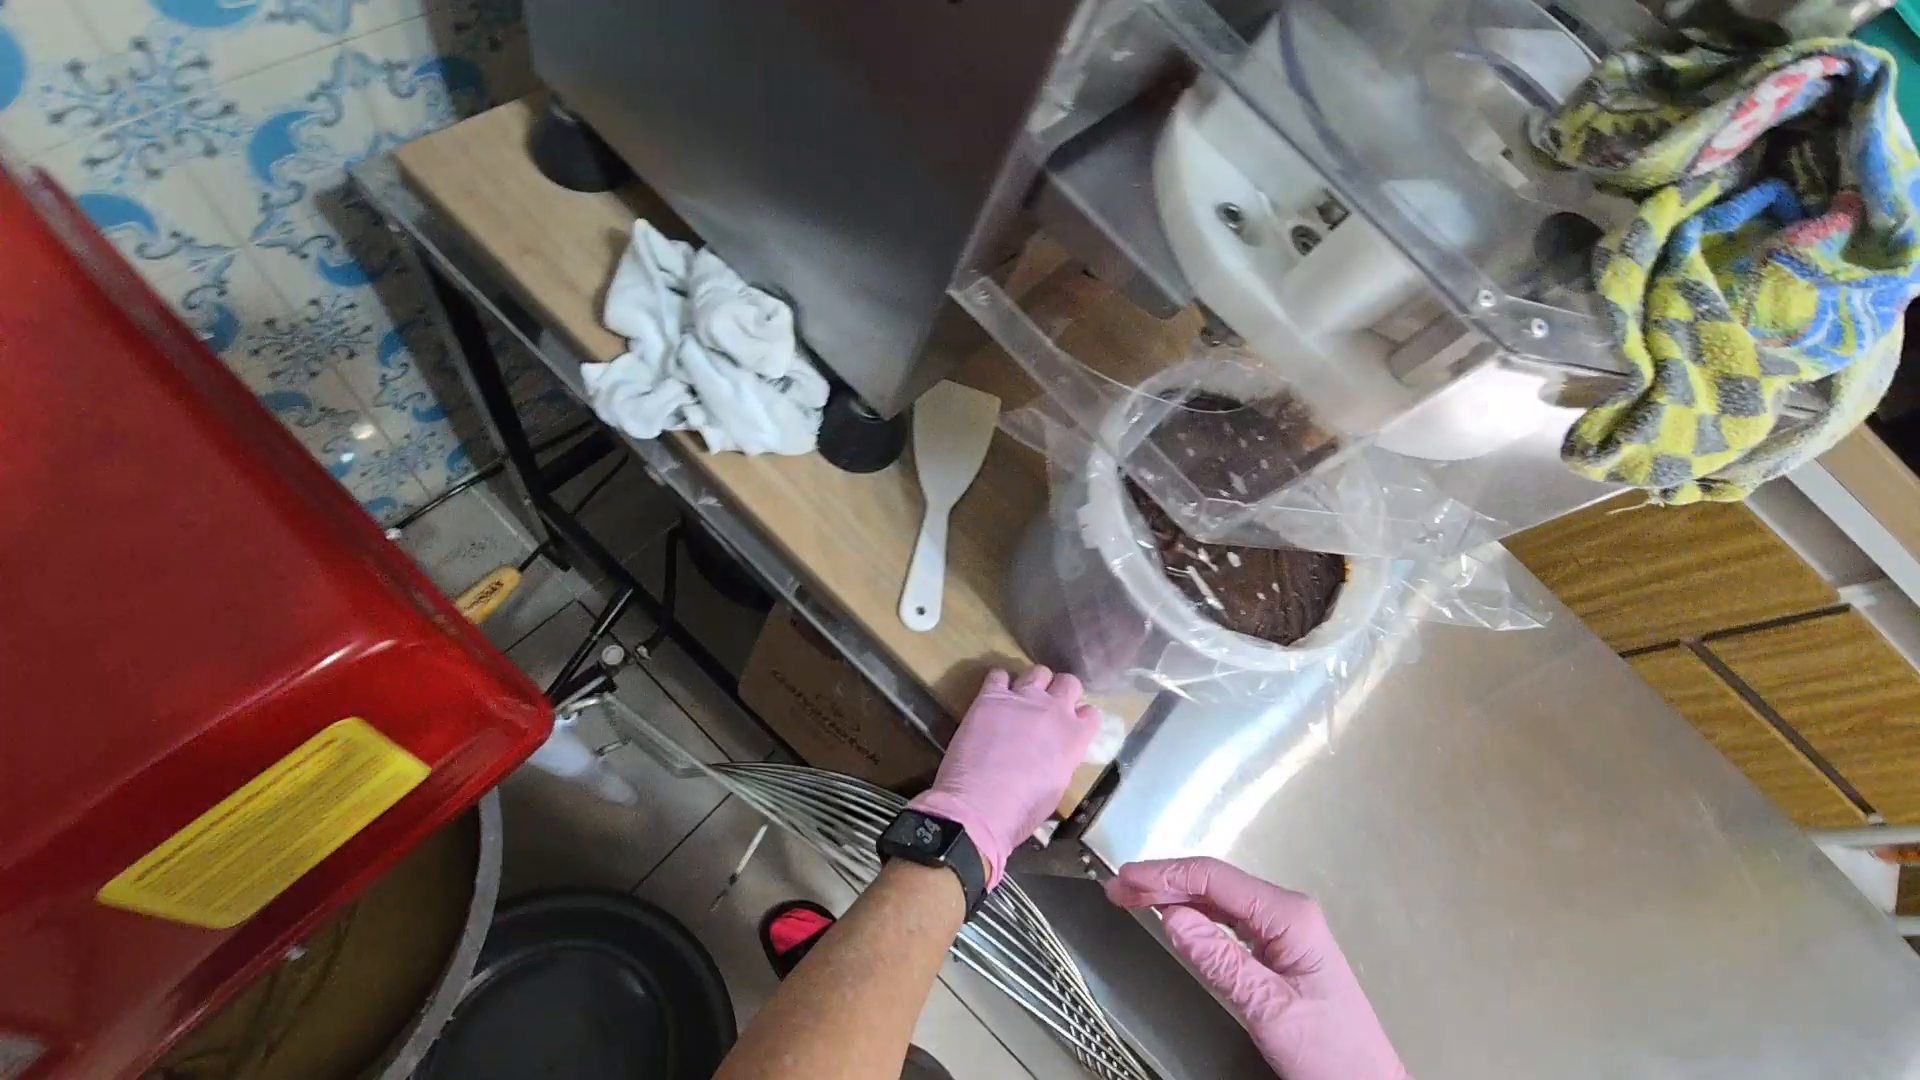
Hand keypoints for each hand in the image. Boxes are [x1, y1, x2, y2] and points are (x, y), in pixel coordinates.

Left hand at [909, 666, 1098, 888]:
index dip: (1080, 717)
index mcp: (1075, 737)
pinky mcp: (991, 695)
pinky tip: (993, 696)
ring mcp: (1023, 698)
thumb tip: (1054, 750)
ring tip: (1020, 697)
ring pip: (1038, 671)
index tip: (1069, 724)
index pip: (1091, 713)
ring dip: (1033, 682)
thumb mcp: (1057, 785)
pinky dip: (998, 682)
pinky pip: (999, 674)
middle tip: (1046, 706)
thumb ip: (1062, 757)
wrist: (980, 805)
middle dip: (1061, 690)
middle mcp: (1054, 710)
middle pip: (1069, 682)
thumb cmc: (1022, 809)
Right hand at [1107, 858, 1409, 1079]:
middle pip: (1213, 882)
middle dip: (1163, 881)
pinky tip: (1172, 916)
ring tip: (1134, 897)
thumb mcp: (1271, 1011)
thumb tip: (1172, 917)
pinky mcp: (1279, 948)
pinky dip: (1194, 914)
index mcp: (1289, 915)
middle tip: (1117, 888)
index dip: (1164, 874)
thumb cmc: (1331, 1056)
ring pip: (1217, 898)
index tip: (1125, 879)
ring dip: (1175, 896)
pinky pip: (1227, 919)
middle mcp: (1286, 912)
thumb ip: (1221, 961)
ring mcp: (1284, 929)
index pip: (1213, 879)